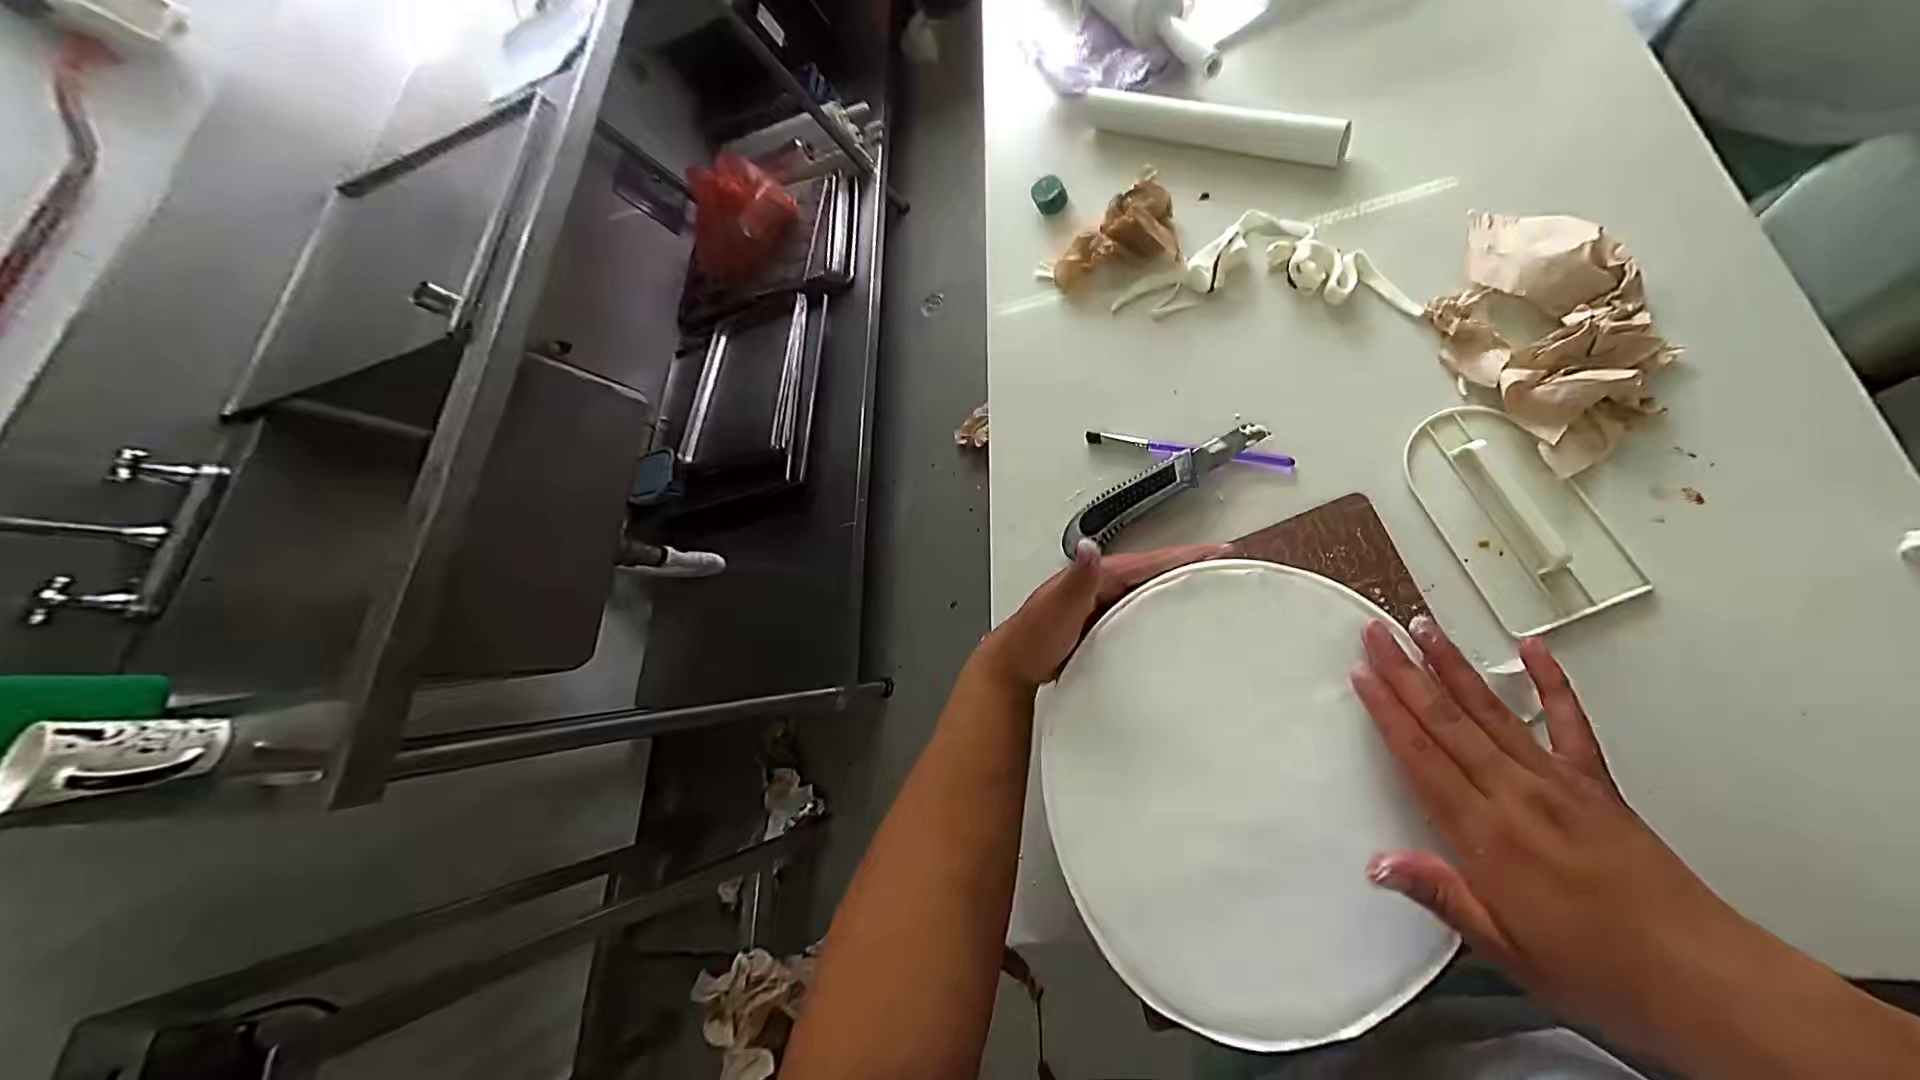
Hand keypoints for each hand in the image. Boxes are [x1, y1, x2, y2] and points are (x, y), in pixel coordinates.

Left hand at [975, 539, 1226, 693]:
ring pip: (1147, 591)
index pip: (1150, 560)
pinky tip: (1172, 624)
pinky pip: (1137, 611)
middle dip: (1189, 567)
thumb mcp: (1057, 605)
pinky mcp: (1102, 624)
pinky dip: (1158, 610)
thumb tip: (1090, 547)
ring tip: (1211, 591)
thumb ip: (1077, 577)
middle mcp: (1102, 584)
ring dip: (1176, 587)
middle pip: (1154, 572)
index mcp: (1098, 575)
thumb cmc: (1033, 636)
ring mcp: (1102, 604)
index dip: (1185, 555)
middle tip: (1227, 568)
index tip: (1221, 552)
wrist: (1014, 664)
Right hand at [1349, 617, 1779, 1052]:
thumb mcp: (1505, 950)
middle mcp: (1518, 796)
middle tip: (1379, 633)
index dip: (1387, 710)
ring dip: (1454, 666)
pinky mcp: (1596, 785)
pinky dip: (1551, 683)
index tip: (1363, 674)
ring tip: (1425, 630)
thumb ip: (1441, 897)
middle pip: (1448, 720)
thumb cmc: (1600, 972)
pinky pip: (1570, 724)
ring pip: (1493, 711)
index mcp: (1488, 834)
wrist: (1708, 985)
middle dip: (1406, 671)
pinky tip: (1533, 650)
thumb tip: (1380, 865)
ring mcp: (1560, 784)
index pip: (1421, 755)